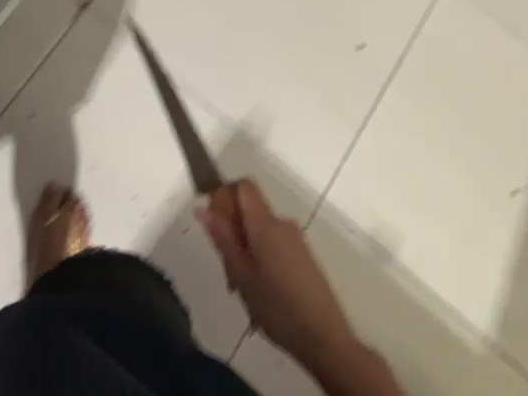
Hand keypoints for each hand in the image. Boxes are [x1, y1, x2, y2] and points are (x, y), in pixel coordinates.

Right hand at [198, 180, 400, 395]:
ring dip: (245, 250)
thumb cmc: (277, 307)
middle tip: (227, 270)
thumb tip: (202, 207)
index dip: (225, 194)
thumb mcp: (241, 274)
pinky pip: (274, 245)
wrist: (325, 340)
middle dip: (232, 231)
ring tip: (242, 288)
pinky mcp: (305, 257)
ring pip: (260, 232)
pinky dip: (261, 259)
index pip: (244, 186)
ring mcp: (297, 241)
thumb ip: (222, 238)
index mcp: (266, 224)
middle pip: (249, 211)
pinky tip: (261, 292)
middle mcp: (283, 224)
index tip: (214, 220)